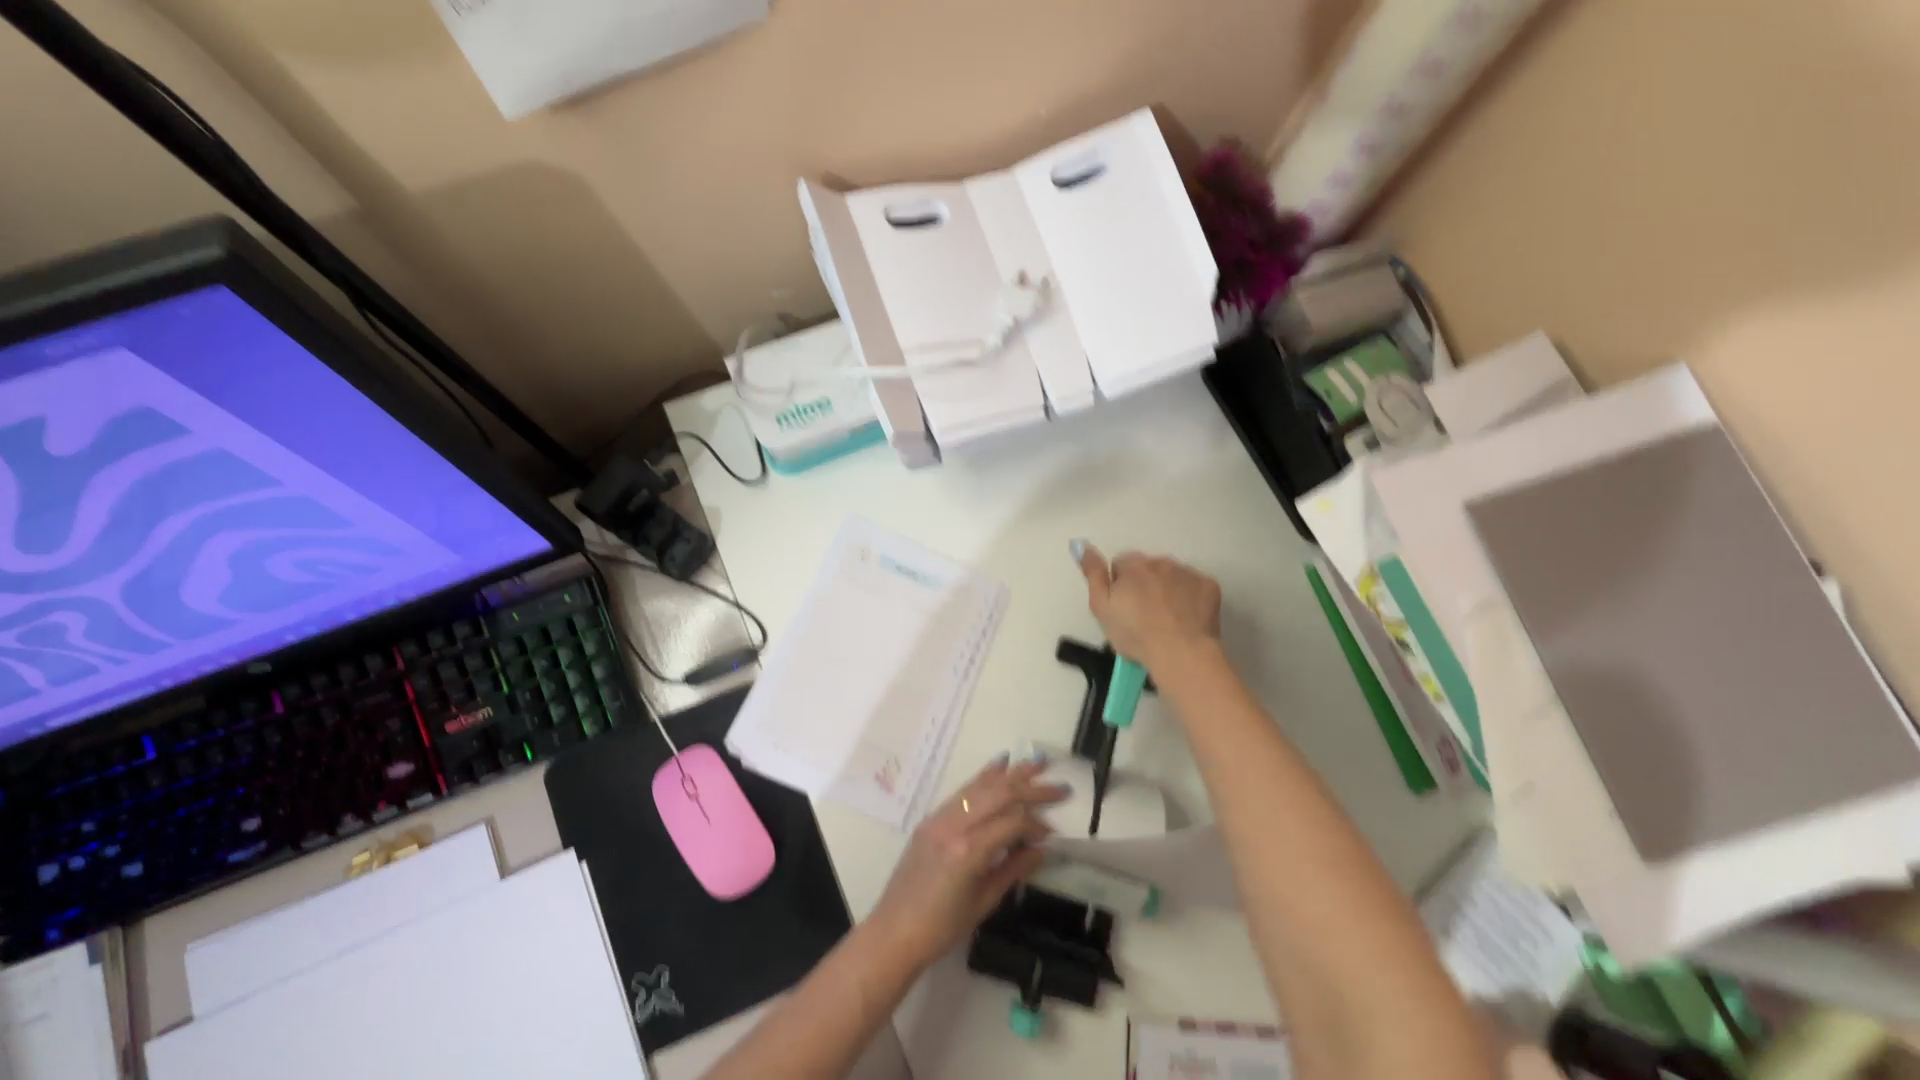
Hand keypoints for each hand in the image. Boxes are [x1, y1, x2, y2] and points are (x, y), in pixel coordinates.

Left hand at [867, 757, 1068, 970]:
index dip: (1037, 824)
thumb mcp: (984, 901)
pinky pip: (962, 793)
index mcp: (969, 850)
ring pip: (980, 787)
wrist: (894, 932)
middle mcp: (953, 826)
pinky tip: (999, 766)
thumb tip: (1043, 848)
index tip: (1052, 834)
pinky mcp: (930, 820)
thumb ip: (1014, 869)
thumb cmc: (942, 928)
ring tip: (1037, 762)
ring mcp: (939, 819)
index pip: (1013, 822)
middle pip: (999, 795)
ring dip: (1010, 774)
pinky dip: (983, 778)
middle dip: (1031, 788)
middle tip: (1060, 787)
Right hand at [1073, 541, 1222, 671]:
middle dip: (1144, 585)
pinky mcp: (1209, 586)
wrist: (1180, 653)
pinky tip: (1186, 619)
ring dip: (1166, 590)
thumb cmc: (1135, 634)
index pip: (1120, 565)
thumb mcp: (1101, 606)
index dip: (1119, 586)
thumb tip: (1080, 544)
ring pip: (1172, 576)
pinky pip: (1194, 587)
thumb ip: (1092, 573)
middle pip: (1147, 568)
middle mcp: (1161, 561)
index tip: (1123, 609)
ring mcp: (1188, 573)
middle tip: (1144, 616)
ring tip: (1166, 619)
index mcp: (1133, 564)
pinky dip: (1189, 598)